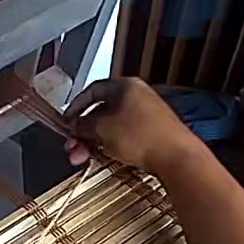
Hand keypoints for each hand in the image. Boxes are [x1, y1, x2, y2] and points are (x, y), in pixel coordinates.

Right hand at [64, 77, 206, 174]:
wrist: (175, 156)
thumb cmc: (143, 136)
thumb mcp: (102, 129)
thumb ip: (84, 125)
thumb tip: (75, 125)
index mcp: (125, 86)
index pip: (93, 91)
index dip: (76, 106)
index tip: (68, 121)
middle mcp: (137, 97)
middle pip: (102, 112)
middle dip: (84, 132)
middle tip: (73, 147)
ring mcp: (146, 115)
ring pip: (112, 127)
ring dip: (94, 142)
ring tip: (84, 157)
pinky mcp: (152, 133)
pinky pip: (125, 137)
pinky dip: (111, 146)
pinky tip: (105, 157)